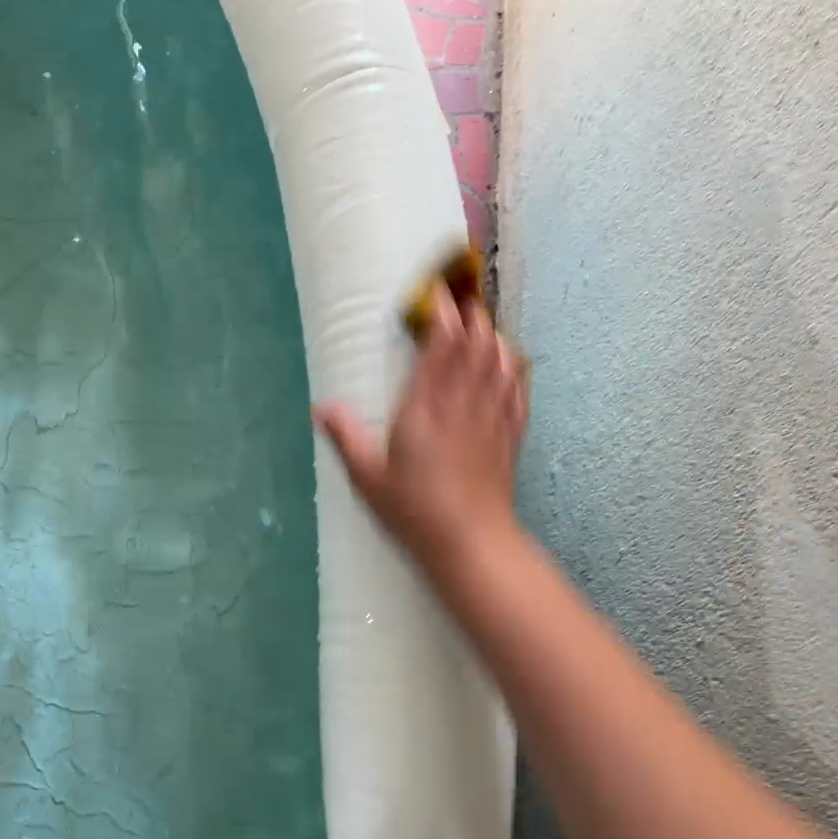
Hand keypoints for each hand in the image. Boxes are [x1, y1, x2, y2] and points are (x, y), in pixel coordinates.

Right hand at [314, 282, 527, 569]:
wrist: (470, 543)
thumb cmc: (413, 510)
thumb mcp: (368, 478)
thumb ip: (347, 438)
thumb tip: (322, 407)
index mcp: (424, 411)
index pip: (438, 352)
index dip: (441, 320)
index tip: (440, 296)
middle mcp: (461, 407)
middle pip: (473, 351)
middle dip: (472, 322)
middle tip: (467, 302)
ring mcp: (490, 422)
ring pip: (498, 367)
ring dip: (494, 341)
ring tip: (488, 325)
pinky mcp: (508, 440)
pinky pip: (515, 396)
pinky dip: (514, 375)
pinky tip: (513, 366)